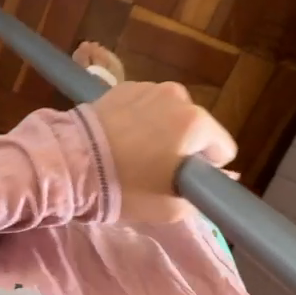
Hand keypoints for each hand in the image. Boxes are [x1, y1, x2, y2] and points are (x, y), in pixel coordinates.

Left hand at [90, 81, 237, 222]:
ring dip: (162, 131)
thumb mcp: (169, 208)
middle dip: (183, 147)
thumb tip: (224, 180)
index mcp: (197, 124)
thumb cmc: (125, 188)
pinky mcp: (124, 86)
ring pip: (171, 115)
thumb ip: (203, 196)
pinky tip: (120, 137)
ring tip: (134, 152)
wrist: (71, 164)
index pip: (222, 150)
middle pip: (197, 129)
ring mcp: (151, 87)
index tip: (180, 181)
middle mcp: (180, 97)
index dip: (206, 170)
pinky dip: (140, 119)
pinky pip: (146, 106)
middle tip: (153, 169)